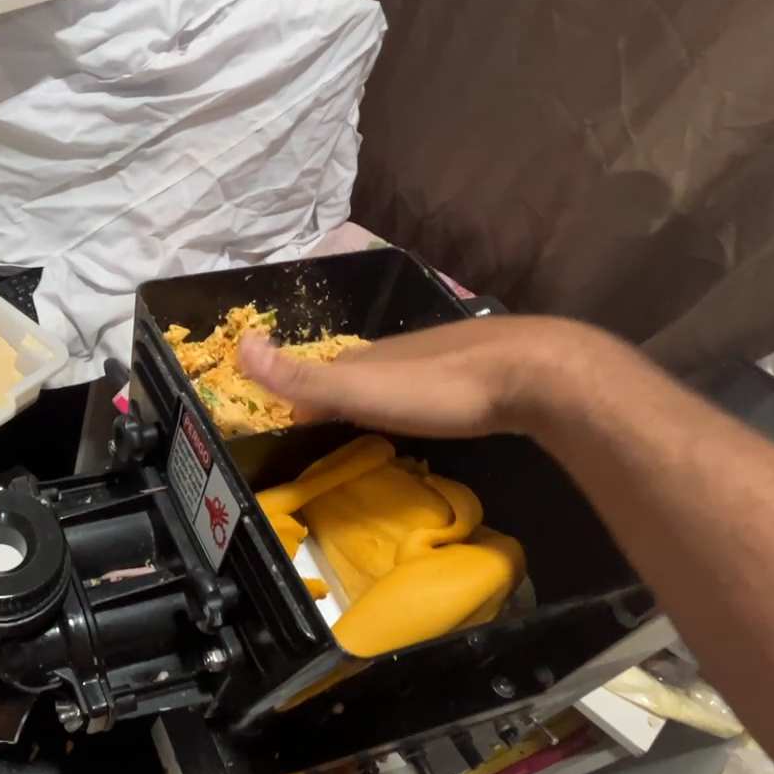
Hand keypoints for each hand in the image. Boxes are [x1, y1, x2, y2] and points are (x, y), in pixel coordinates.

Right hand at [237, 314, 619, 437]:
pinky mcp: (474, 369)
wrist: (533, 373)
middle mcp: (394, 351)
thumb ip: (300, 374)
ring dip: (376, 397)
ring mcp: (436, 356)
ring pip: (392, 377)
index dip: (299, 398)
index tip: (291, 425)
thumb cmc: (437, 388)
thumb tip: (240, 344)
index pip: (316, 376)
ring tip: (371, 425)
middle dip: (335, 396)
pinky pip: (429, 384)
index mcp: (362, 358)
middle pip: (352, 374)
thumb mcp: (358, 388)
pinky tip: (427, 412)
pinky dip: (414, 398)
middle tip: (327, 429)